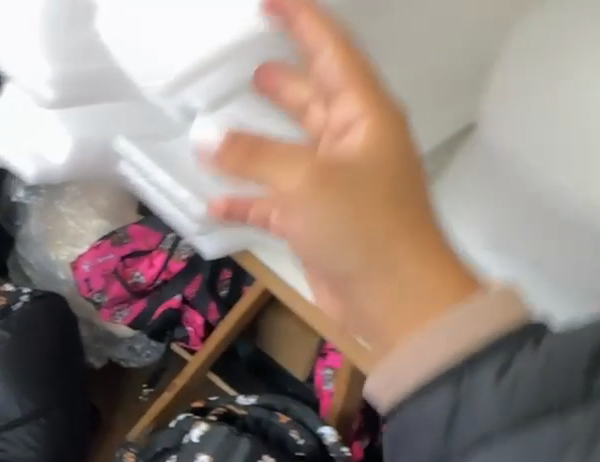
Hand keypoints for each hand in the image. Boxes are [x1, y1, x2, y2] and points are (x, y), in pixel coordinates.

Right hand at [207, 0, 480, 362]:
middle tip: (246, 62)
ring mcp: (332, 185)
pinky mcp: (316, 223)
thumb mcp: (305, 182)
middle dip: (281, 80)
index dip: (301, 22)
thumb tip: (206, 138)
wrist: (393, 296)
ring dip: (254, 142)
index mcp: (362, 116)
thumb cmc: (362, 226)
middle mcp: (349, 143)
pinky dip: (245, 201)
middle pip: (311, 98)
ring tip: (220, 126)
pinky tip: (214, 202)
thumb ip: (254, 157)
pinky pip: (273, 202)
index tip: (269, 1)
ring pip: (286, 152)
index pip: (331, 53)